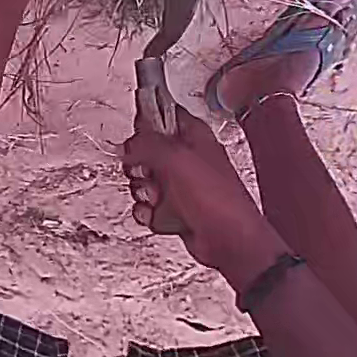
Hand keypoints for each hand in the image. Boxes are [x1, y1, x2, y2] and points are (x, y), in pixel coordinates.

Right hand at [123, 107, 288, 284]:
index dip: (146, 123)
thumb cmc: (218, 198)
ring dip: (144, 192)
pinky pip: (145, 205)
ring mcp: (179, 185)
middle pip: (144, 151)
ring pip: (142, 180)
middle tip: (148, 171)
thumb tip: (126, 145)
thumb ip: (145, 144)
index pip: (163, 115)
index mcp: (194, 136)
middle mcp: (186, 158)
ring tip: (157, 197)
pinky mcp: (174, 209)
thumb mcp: (175, 158)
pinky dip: (147, 212)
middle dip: (139, 165)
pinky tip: (157, 214)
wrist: (230, 241)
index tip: (137, 133)